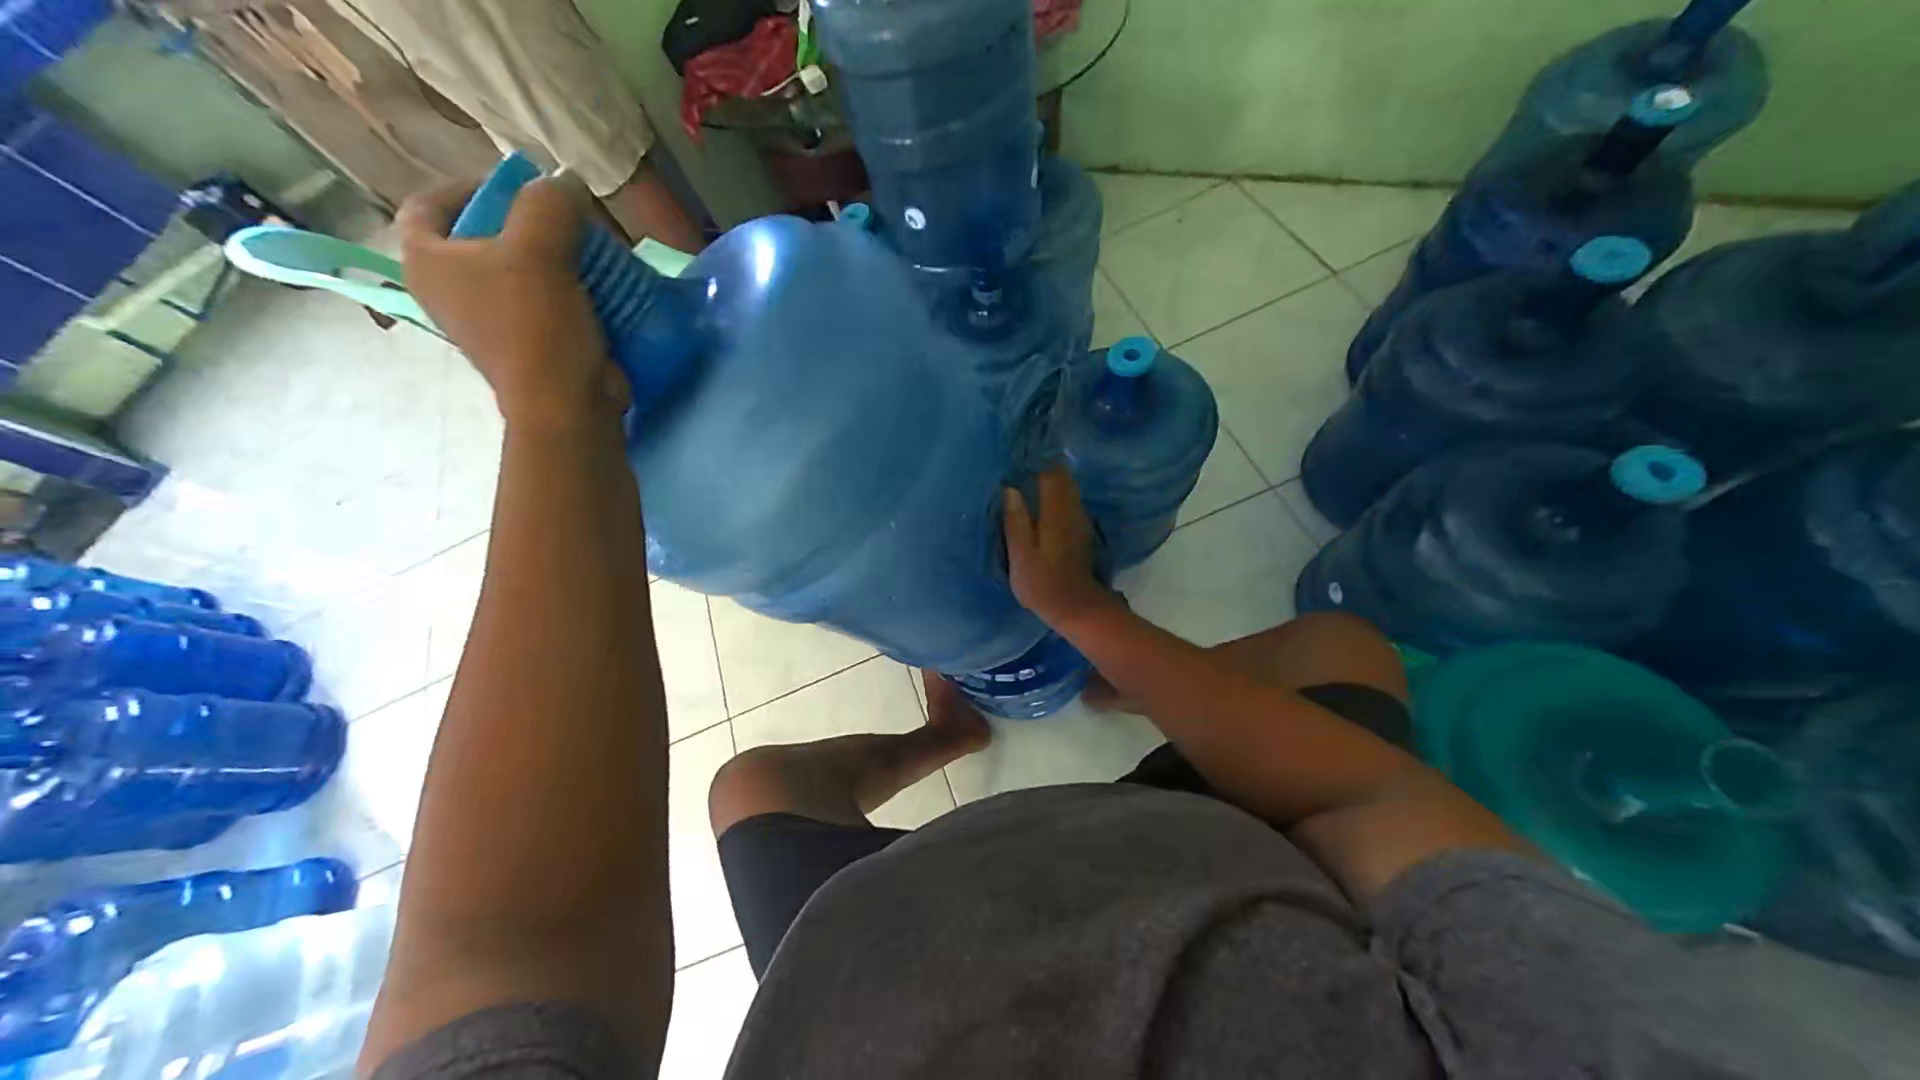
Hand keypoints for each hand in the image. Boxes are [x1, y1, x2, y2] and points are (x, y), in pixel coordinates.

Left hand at [398, 176, 628, 429]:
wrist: (566, 405)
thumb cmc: (536, 326)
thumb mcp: (540, 250)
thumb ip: (550, 203)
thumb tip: (569, 182)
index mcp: (427, 262)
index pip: (430, 203)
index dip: (471, 185)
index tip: (519, 185)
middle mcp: (450, 291)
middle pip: (485, 237)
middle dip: (527, 223)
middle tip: (567, 218)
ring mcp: (491, 322)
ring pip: (521, 271)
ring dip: (557, 257)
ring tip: (593, 250)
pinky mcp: (529, 345)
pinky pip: (546, 302)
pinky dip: (571, 290)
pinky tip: (602, 285)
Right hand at [1002, 466, 1115, 627]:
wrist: (1077, 607)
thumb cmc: (1044, 586)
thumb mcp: (1022, 557)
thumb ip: (1015, 522)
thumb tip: (1009, 488)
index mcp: (1056, 514)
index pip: (1050, 473)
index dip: (1037, 456)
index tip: (1019, 445)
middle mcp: (1071, 509)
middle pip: (1062, 474)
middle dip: (1044, 459)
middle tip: (1021, 450)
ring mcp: (1078, 518)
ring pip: (1067, 484)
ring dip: (1050, 472)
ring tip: (1028, 464)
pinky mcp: (1079, 527)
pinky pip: (1068, 496)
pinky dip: (1055, 487)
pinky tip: (1040, 489)